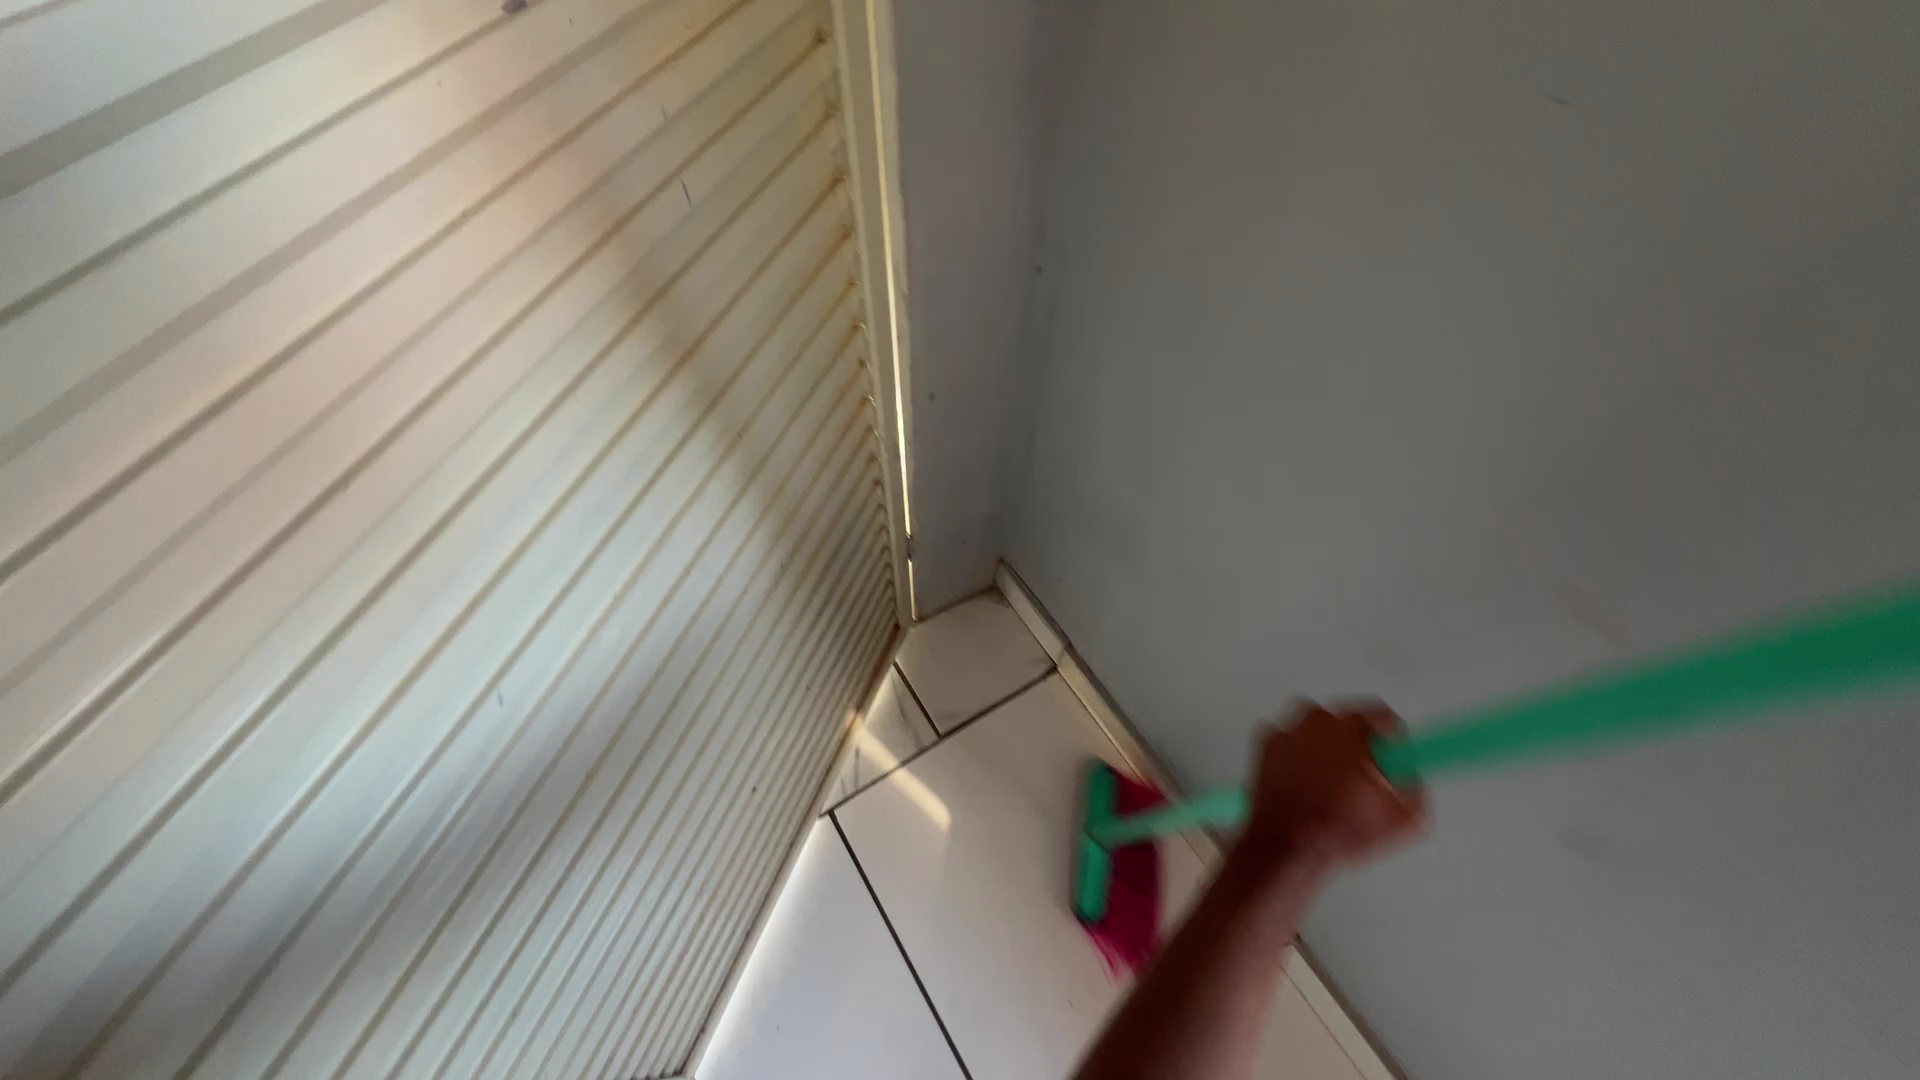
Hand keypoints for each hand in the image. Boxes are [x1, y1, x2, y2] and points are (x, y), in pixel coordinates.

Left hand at [1241, 700, 1427, 867]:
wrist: (1287, 843)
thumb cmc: (1340, 829)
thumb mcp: (1403, 819)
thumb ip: (1414, 788)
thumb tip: (1410, 779)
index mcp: (1354, 730)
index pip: (1383, 715)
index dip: (1392, 737)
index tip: (1394, 754)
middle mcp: (1318, 720)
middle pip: (1347, 718)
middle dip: (1358, 740)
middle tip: (1362, 772)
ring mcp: (1288, 728)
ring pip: (1315, 725)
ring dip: (1325, 743)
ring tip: (1329, 775)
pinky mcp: (1266, 742)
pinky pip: (1288, 737)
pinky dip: (1295, 751)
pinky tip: (1302, 776)